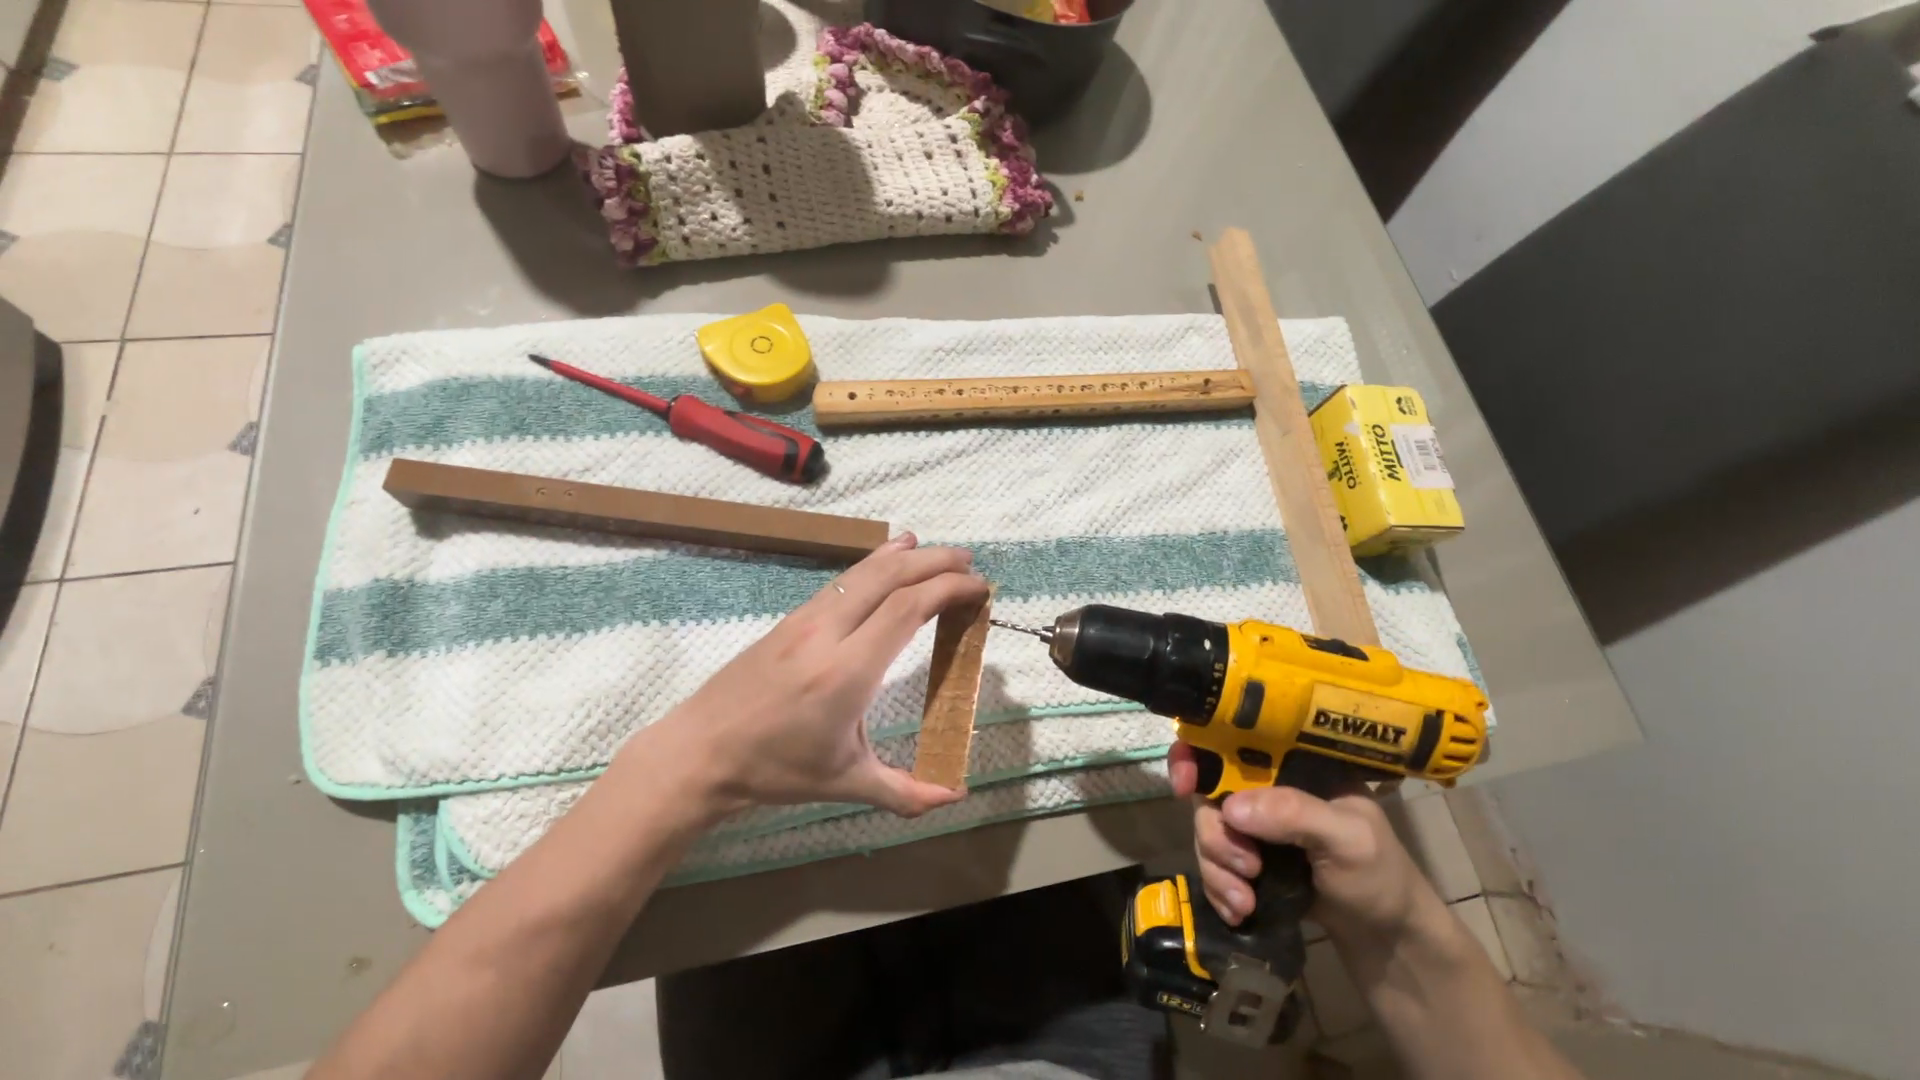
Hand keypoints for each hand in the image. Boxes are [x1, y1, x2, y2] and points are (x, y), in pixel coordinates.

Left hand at [639, 532, 985, 819]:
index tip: (979, 588)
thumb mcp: (843, 782)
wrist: (700, 751)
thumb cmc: (774, 769)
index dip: (947, 589)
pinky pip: (842, 581)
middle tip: (971, 562)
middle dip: (935, 562)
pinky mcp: (790, 620)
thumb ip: (904, 790)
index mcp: (847, 672)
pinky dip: (874, 564)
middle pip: (889, 577)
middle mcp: (827, 634)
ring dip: (906, 557)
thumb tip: (955, 796)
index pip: (906, 609)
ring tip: (939, 552)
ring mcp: (805, 621)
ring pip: (862, 572)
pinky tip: (888, 556)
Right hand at [1171, 743, 1442, 948]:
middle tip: (1245, 868)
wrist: (1388, 941)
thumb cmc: (1380, 877)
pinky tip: (1239, 912)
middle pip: (1211, 792)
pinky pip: (1211, 864)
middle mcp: (1269, 788)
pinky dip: (1217, 889)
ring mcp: (1255, 825)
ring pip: (1207, 831)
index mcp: (1295, 765)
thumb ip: (1295, 814)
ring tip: (1245, 903)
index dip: (1201, 753)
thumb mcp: (1350, 839)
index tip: (1186, 783)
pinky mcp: (1246, 860)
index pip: (1238, 741)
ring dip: (1217, 869)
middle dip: (1216, 834)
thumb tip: (1231, 808)